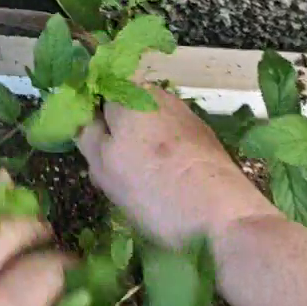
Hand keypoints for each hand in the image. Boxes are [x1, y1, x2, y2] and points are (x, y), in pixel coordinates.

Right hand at [76, 86, 280, 246]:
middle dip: (111, 129)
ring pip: (145, 124)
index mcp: (129, 91)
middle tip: (107, 167)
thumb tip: (78, 112)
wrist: (228, 222)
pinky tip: (163, 186)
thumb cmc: (155, 189)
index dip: (84, 106)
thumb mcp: (103, 165)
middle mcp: (157, 93)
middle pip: (121, 104)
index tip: (83, 134)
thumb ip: (85, 131)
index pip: (94, 83)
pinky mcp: (204, 138)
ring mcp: (184, 114)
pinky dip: (161, 155)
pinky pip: (168, 139)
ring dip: (136, 144)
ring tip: (137, 183)